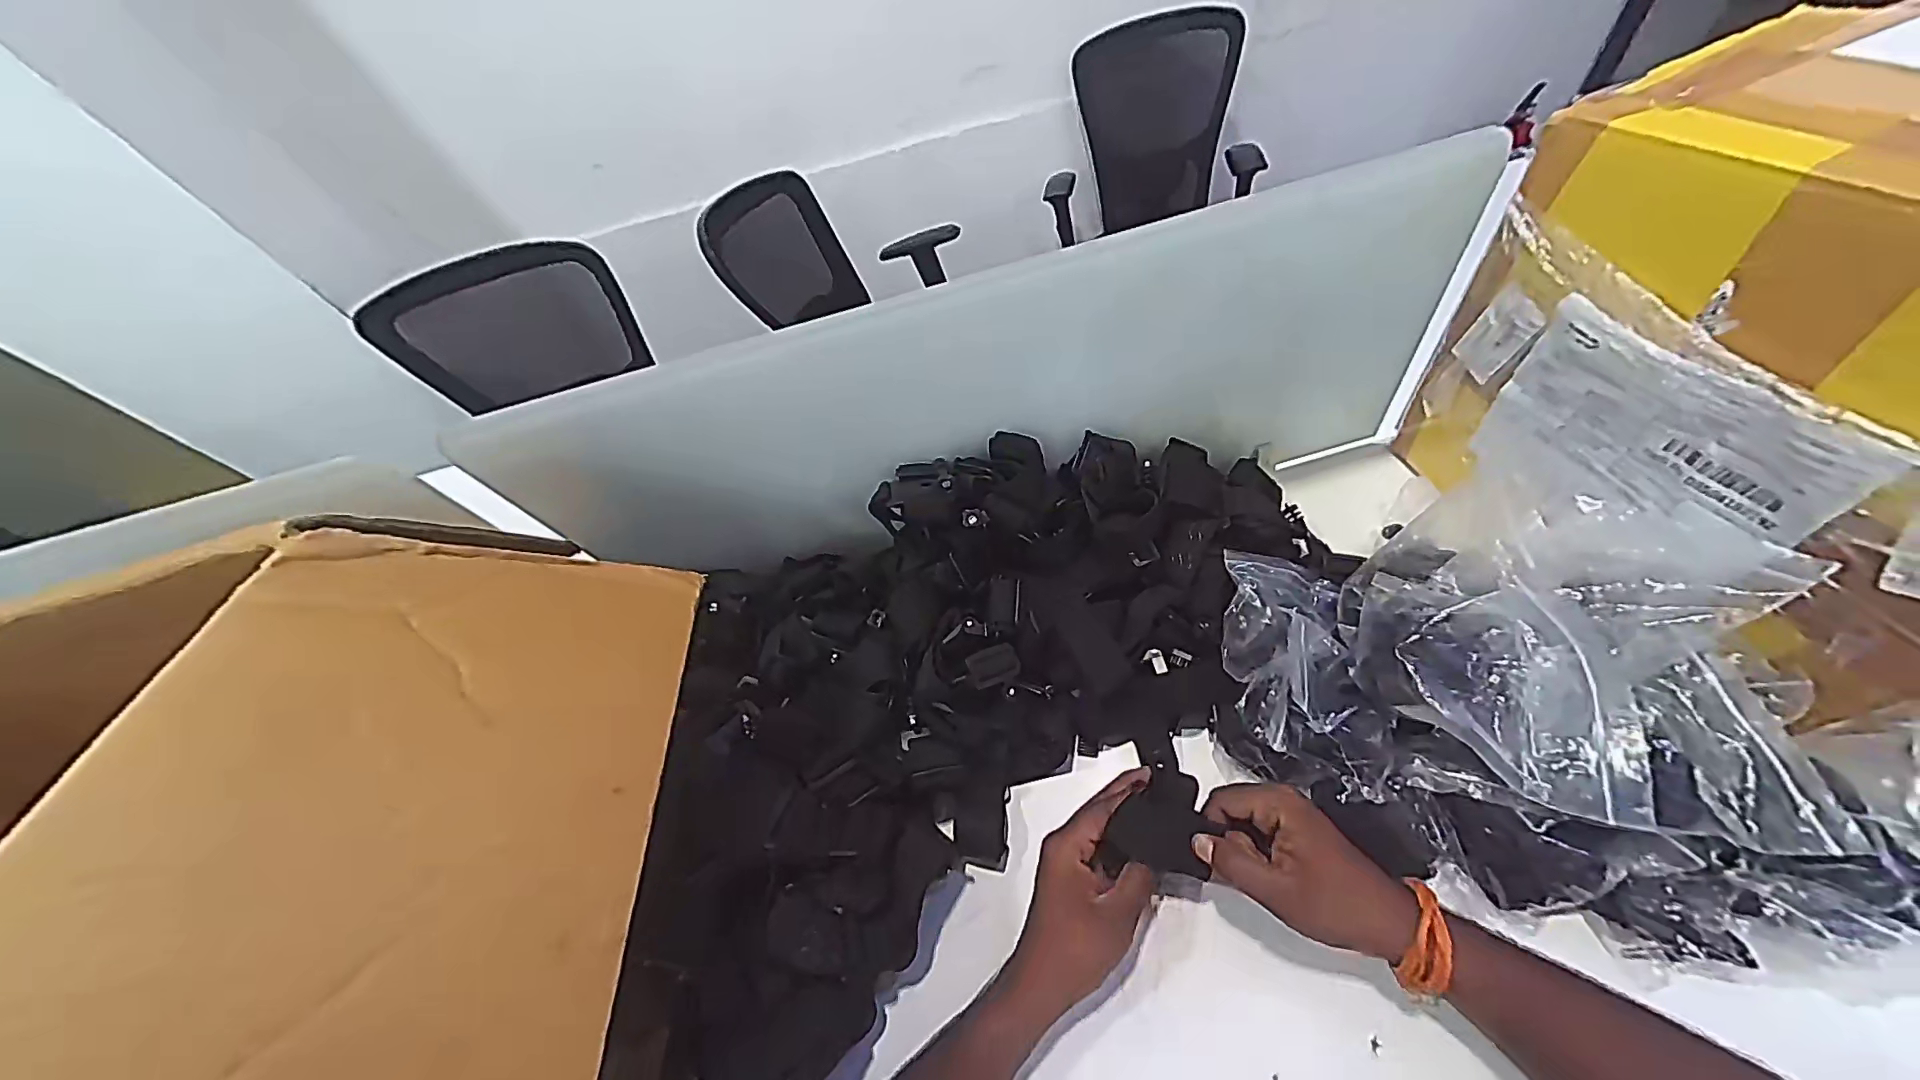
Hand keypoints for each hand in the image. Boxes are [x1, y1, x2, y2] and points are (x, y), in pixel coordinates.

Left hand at [1000, 767, 1157, 1014]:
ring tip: (1150, 814)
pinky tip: (1136, 850)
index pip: (1101, 806)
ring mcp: (1062, 864)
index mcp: (1066, 846)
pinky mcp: (1068, 880)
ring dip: (1122, 824)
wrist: (1042, 985)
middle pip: (1097, 813)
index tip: (1147, 776)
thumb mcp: (1118, 912)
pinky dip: (1116, 846)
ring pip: (1097, 833)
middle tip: (1151, 785)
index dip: (1127, 789)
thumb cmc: (1068, 953)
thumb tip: (1152, 855)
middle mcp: (1060, 848)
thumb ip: (1140, 876)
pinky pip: (1095, 852)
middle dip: (1125, 799)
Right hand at [1194, 783, 1418, 961]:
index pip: (1219, 801)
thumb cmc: (1341, 906)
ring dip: (1245, 852)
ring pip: (1243, 825)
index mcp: (1279, 803)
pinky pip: (1260, 834)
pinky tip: (1275, 878)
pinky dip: (1258, 855)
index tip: (1220, 861)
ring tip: (1267, 880)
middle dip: (1230, 843)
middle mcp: (1286, 800)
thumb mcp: (1274, 890)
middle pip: (1231, 811)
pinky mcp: (1298, 830)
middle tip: (1250, 876)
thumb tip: (1199, 842)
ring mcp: (1293, 815)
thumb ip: (1229, 862)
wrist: (1388, 924)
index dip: (1212, 831)